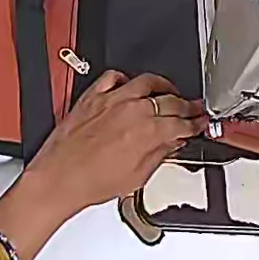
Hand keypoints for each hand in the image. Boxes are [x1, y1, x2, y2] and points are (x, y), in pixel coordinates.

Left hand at [0, 71, 206, 259]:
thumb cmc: (90, 182)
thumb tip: (172, 143)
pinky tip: (130, 85)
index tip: (201, 122)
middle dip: (186, 105)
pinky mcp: (93, 96)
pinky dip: (125, 79)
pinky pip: (113, 77)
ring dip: (163, 86)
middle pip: (171, 100)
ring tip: (169, 91)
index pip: (182, 122)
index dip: (196, 123)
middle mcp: (132, 110)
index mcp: (148, 132)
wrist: (57, 180)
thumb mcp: (137, 177)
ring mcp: (112, 100)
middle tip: (192, 109)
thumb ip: (160, 154)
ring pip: (147, 81)